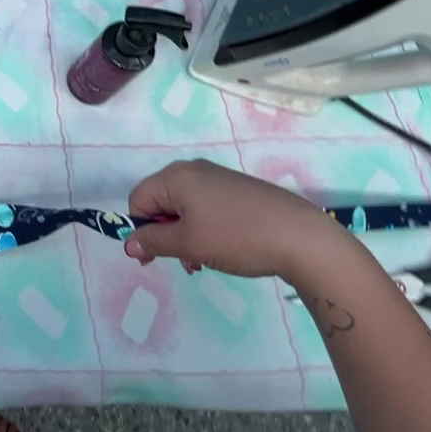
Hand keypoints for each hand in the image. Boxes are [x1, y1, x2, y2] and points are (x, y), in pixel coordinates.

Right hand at [123, 158, 354, 280]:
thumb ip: (153, 242)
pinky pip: (206, 206)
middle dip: (164, 234)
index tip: (153, 258)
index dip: (140, 229)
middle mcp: (192, 170)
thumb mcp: (189, 244)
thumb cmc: (237, 237)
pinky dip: (205, 228)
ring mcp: (217, 178)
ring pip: (184, 207)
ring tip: (203, 262)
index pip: (138, 199)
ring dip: (185, 235)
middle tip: (182, 262)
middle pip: (161, 201)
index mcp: (175, 176)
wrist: (302, 237)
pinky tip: (222, 249)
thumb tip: (128, 243)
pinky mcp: (238, 190)